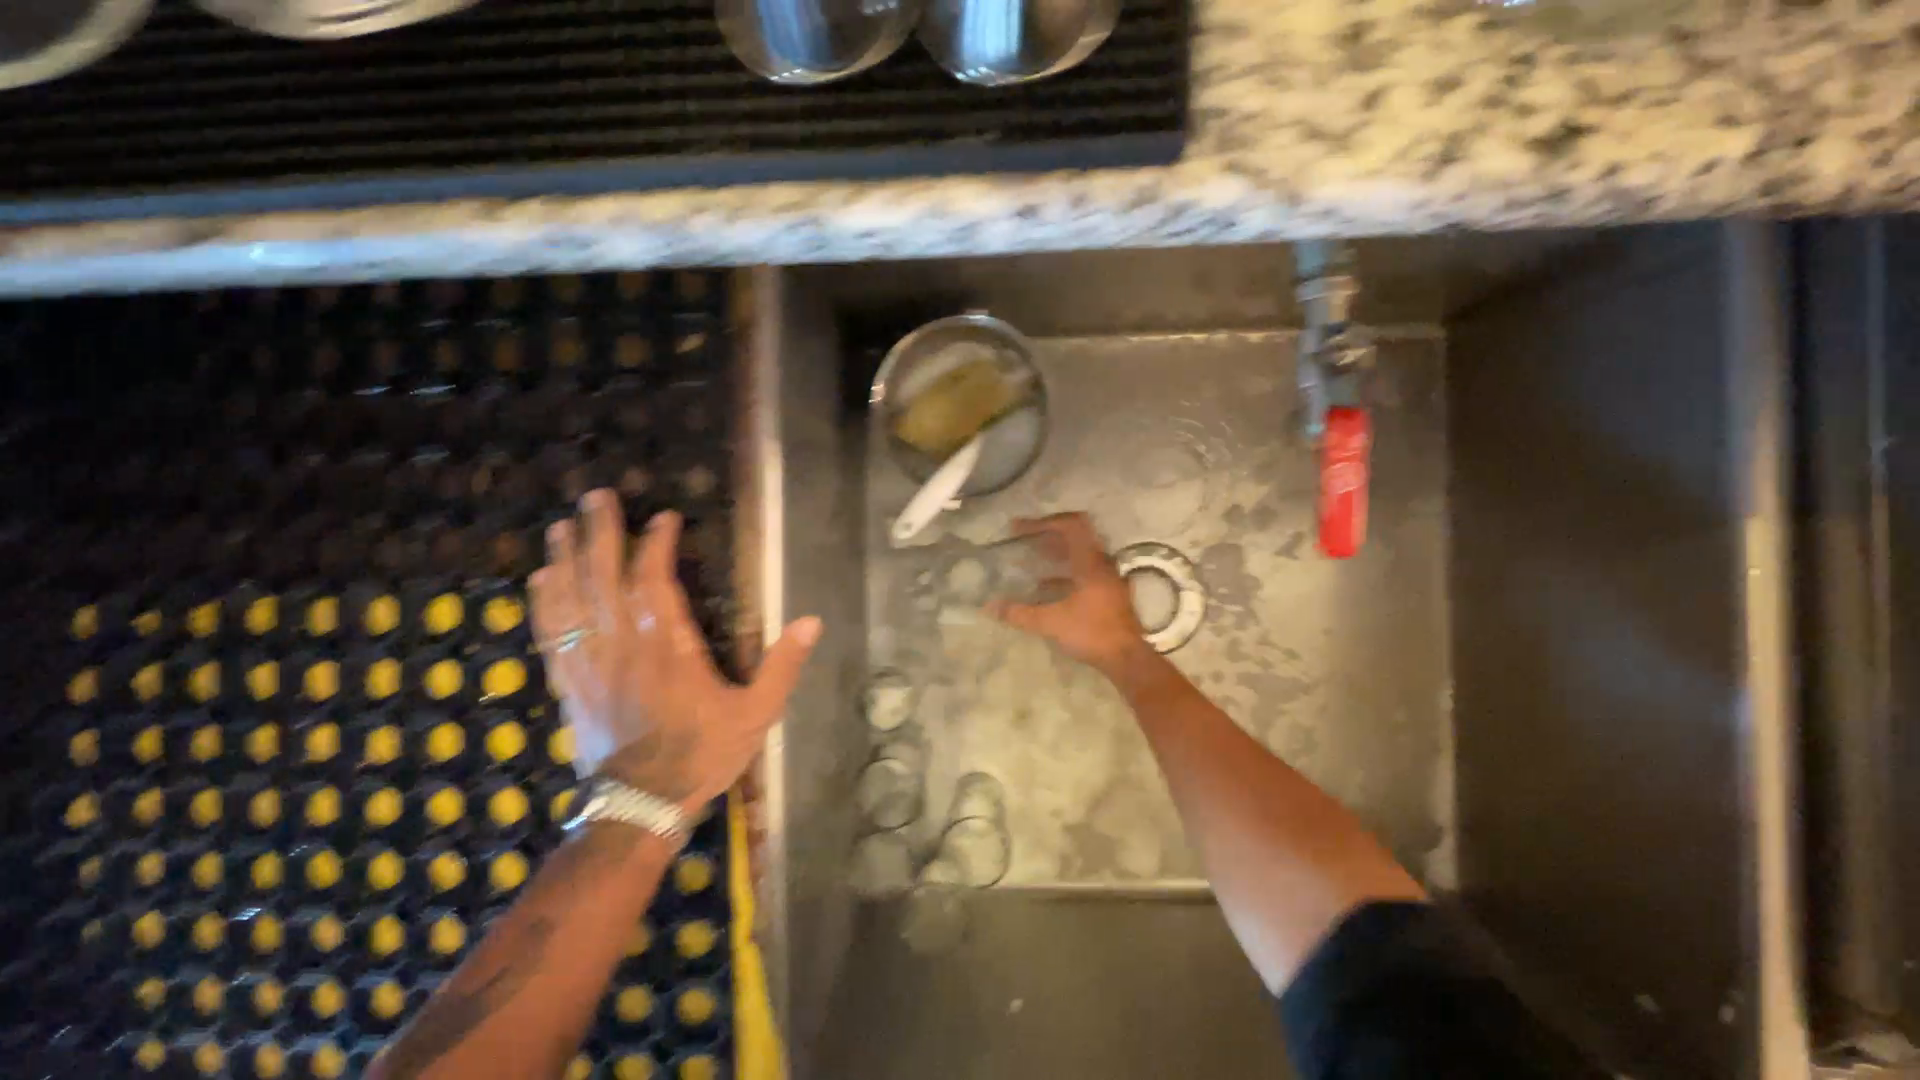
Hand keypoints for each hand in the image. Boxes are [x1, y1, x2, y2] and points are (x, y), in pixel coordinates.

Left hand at [528, 489, 821, 813]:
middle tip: (596, 496)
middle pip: (605, 577)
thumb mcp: (757, 714)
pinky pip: (551, 634)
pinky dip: (543, 603)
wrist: (640, 806)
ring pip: (570, 599)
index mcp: (669, 648)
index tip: (665, 518)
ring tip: (562, 525)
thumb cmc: (702, 755)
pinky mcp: (569, 684)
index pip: (655, 580)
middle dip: (601, 533)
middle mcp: (624, 645)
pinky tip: (539, 579)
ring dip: (565, 558)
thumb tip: (812, 621)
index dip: (657, 544)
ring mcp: (591, 664)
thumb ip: (782, 666)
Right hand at [989, 512, 1148, 676]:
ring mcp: (1107, 580)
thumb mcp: (1051, 622)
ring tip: (1028, 561)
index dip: (1043, 522)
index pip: (1070, 525)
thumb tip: (989, 606)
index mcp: (1090, 562)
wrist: (1127, 659)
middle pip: (1074, 538)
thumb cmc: (1092, 633)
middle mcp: (1101, 564)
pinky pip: (1082, 574)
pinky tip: (1043, 589)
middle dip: (1045, 536)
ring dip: (1053, 556)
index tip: (1019, 529)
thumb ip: (1019, 613)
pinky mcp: (1108, 595)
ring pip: (1078, 557)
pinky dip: (1062, 575)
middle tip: (1021, 540)